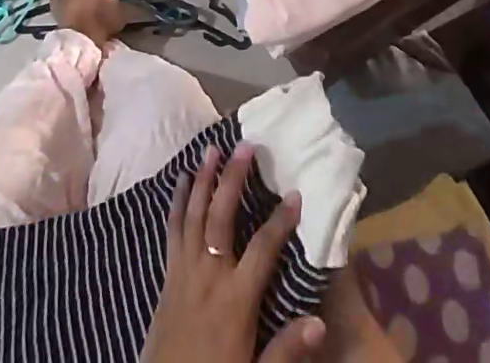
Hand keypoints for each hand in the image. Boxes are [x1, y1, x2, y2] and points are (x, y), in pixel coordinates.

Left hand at [141, 143, 325, 362]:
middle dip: (234, 180)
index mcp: (235, 298)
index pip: (264, 248)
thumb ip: (286, 350)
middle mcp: (209, 275)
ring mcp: (184, 272)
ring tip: (211, 150)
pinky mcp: (168, 275)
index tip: (296, 193)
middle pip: (222, 217)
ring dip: (203, 180)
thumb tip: (321, 322)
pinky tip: (180, 182)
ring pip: (193, 216)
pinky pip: (173, 231)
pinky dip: (177, 203)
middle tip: (244, 146)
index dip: (281, 220)